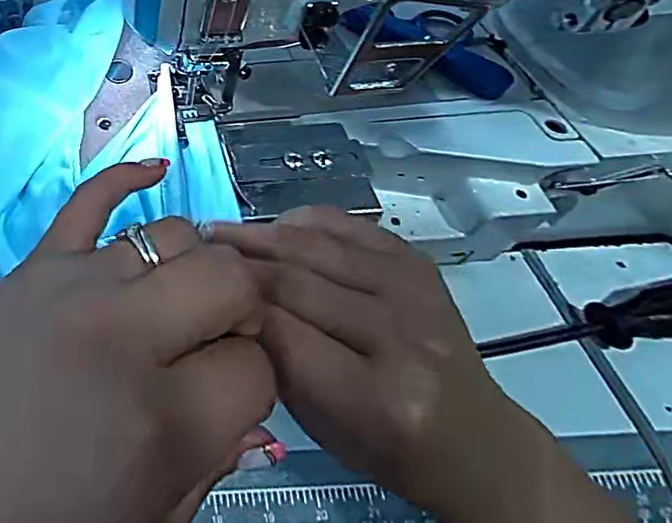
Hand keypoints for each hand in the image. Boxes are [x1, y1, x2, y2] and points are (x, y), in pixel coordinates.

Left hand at [0, 160, 276, 522]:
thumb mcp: (138, 522)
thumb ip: (206, 467)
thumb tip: (250, 415)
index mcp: (161, 423)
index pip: (257, 367)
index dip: (253, 385)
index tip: (231, 397)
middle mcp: (126, 334)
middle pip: (228, 278)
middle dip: (239, 313)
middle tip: (212, 346)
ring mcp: (77, 284)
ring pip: (177, 234)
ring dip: (193, 268)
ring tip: (177, 304)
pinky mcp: (36, 261)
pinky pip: (92, 197)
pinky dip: (128, 177)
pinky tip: (156, 169)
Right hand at [208, 208, 627, 522]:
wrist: (475, 439)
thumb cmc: (392, 450)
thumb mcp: (325, 429)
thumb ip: (279, 366)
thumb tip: (231, 305)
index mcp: (380, 399)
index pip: (284, 333)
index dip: (234, 307)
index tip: (197, 289)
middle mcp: (401, 337)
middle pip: (296, 281)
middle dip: (238, 263)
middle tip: (196, 250)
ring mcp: (413, 292)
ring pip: (315, 246)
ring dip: (260, 234)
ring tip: (222, 232)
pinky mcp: (417, 263)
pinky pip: (345, 226)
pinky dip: (302, 221)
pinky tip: (273, 226)